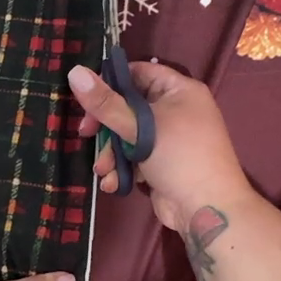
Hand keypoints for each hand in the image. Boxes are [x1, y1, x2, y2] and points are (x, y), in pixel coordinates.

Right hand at [67, 62, 254, 232]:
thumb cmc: (179, 157)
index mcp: (179, 91)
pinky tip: (114, 182)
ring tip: (104, 170)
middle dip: (106, 127)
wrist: (206, 208)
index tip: (86, 98)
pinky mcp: (162, 162)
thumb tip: (74, 72)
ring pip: (127, 136)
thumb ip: (105, 102)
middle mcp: (176, 110)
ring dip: (110, 153)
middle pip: (128, 107)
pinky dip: (122, 168)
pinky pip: (134, 157)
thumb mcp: (139, 127)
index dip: (110, 82)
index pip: (139, 73)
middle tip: (86, 135)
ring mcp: (169, 138)